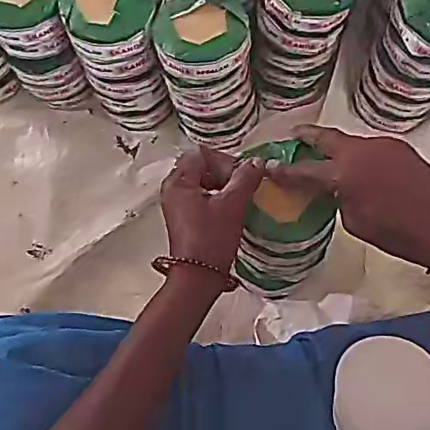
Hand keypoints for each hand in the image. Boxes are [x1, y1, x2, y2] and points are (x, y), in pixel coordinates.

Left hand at [160, 149, 263, 277]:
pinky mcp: (185, 217)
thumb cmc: (211, 238)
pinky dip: (218, 197)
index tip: (243, 175)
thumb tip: (257, 162)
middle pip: (201, 166)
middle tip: (244, 185)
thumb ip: (245, 179)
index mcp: (178, 182)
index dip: (225, 160)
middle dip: (226, 172)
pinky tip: (232, 209)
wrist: (199, 276)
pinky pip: (202, 197)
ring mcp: (177, 204)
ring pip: (203, 182)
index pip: (202, 154)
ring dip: (224, 185)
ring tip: (241, 197)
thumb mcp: (232, 205)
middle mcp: (173, 189)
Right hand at [267, 126, 429, 267]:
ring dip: (335, 148)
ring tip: (324, 157)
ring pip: (350, 143)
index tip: (267, 166)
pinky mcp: (400, 148)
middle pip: (326, 139)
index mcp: (344, 173)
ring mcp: (382, 146)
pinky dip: (357, 156)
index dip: (284, 170)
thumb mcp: (356, 222)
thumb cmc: (399, 233)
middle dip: (307, 138)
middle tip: (293, 137)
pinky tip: (356, 168)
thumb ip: (340, 200)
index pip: (305, 171)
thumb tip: (338, 191)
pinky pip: (369, 149)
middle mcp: (360, 151)